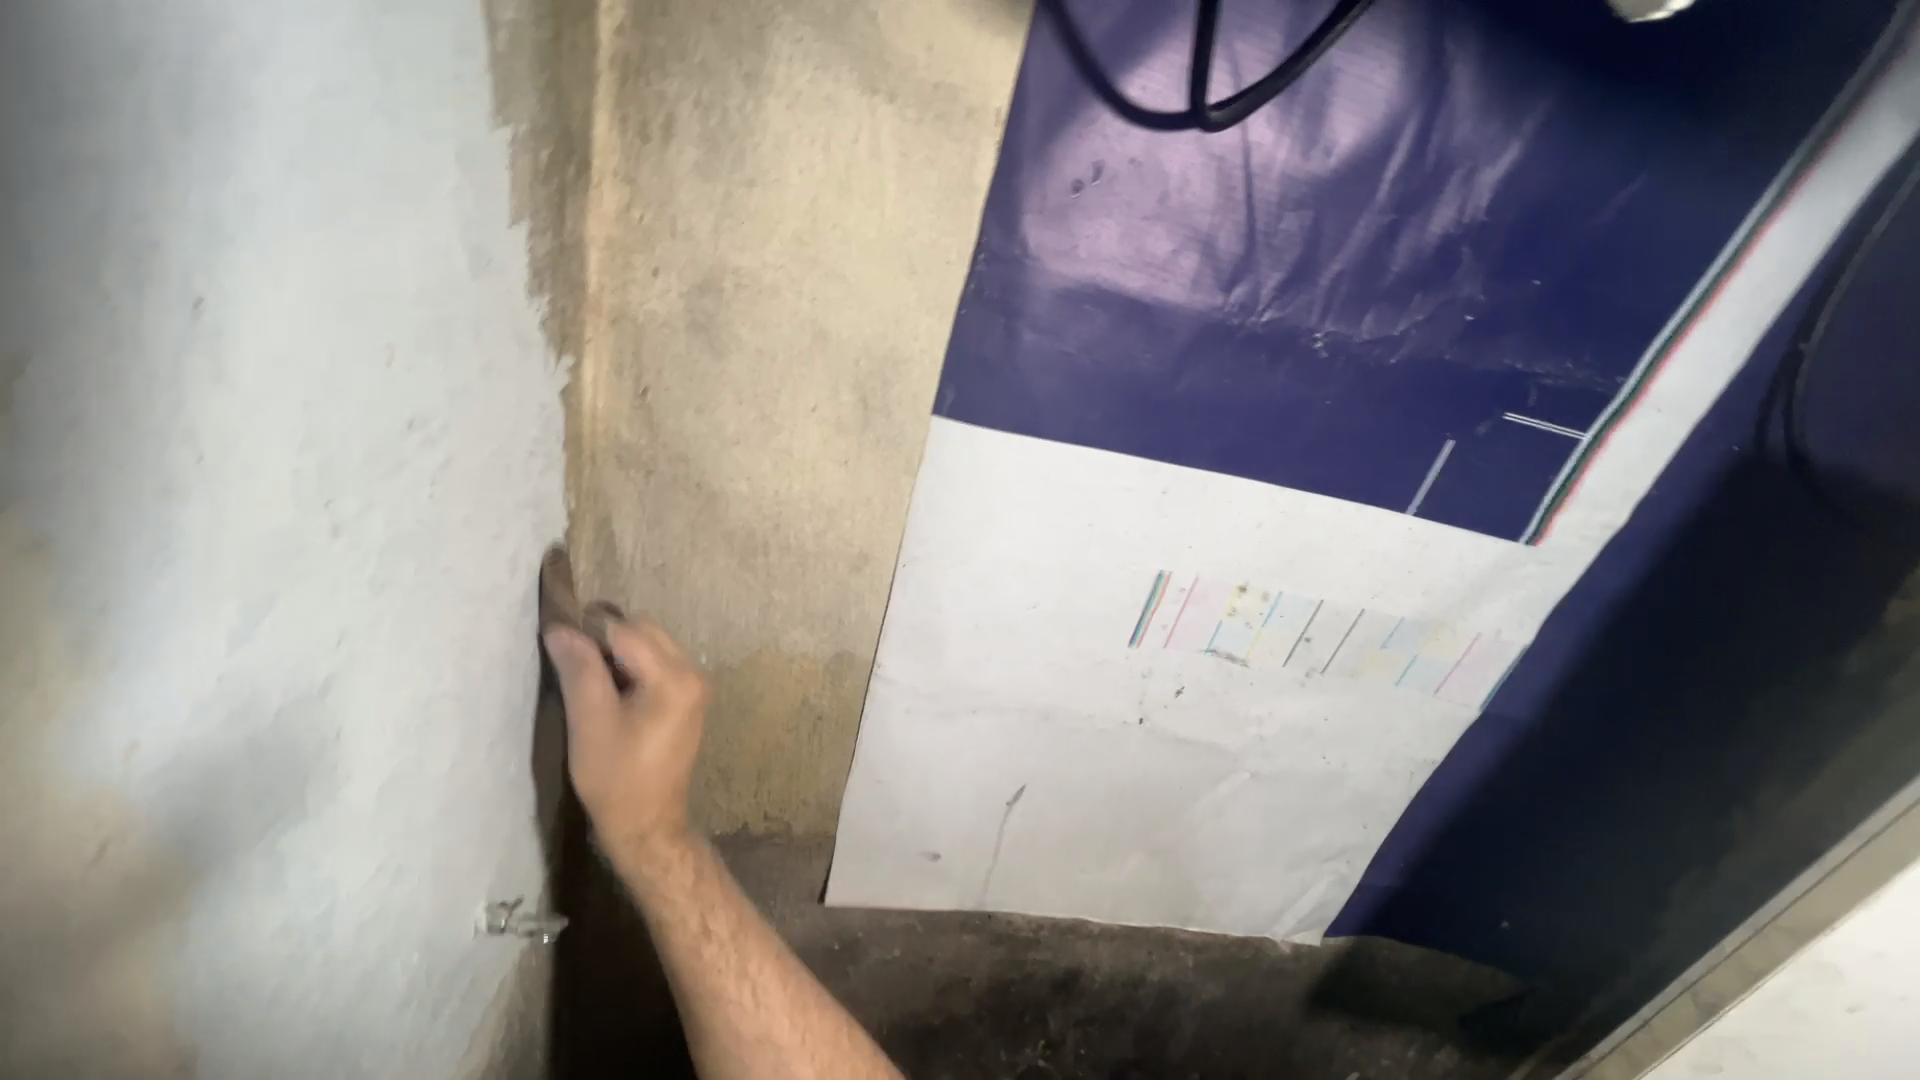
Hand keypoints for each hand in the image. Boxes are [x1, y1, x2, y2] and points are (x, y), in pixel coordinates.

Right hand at [543, 614, 709, 864]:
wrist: (648, 822)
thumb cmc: (616, 778)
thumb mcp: (589, 722)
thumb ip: (579, 669)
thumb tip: (561, 628)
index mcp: (674, 678)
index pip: (626, 630)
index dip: (589, 631)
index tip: (557, 643)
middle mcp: (694, 673)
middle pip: (645, 630)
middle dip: (607, 639)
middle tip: (573, 666)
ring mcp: (696, 684)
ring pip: (652, 643)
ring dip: (620, 652)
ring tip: (591, 682)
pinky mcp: (690, 696)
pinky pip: (660, 661)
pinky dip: (634, 665)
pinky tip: (613, 692)